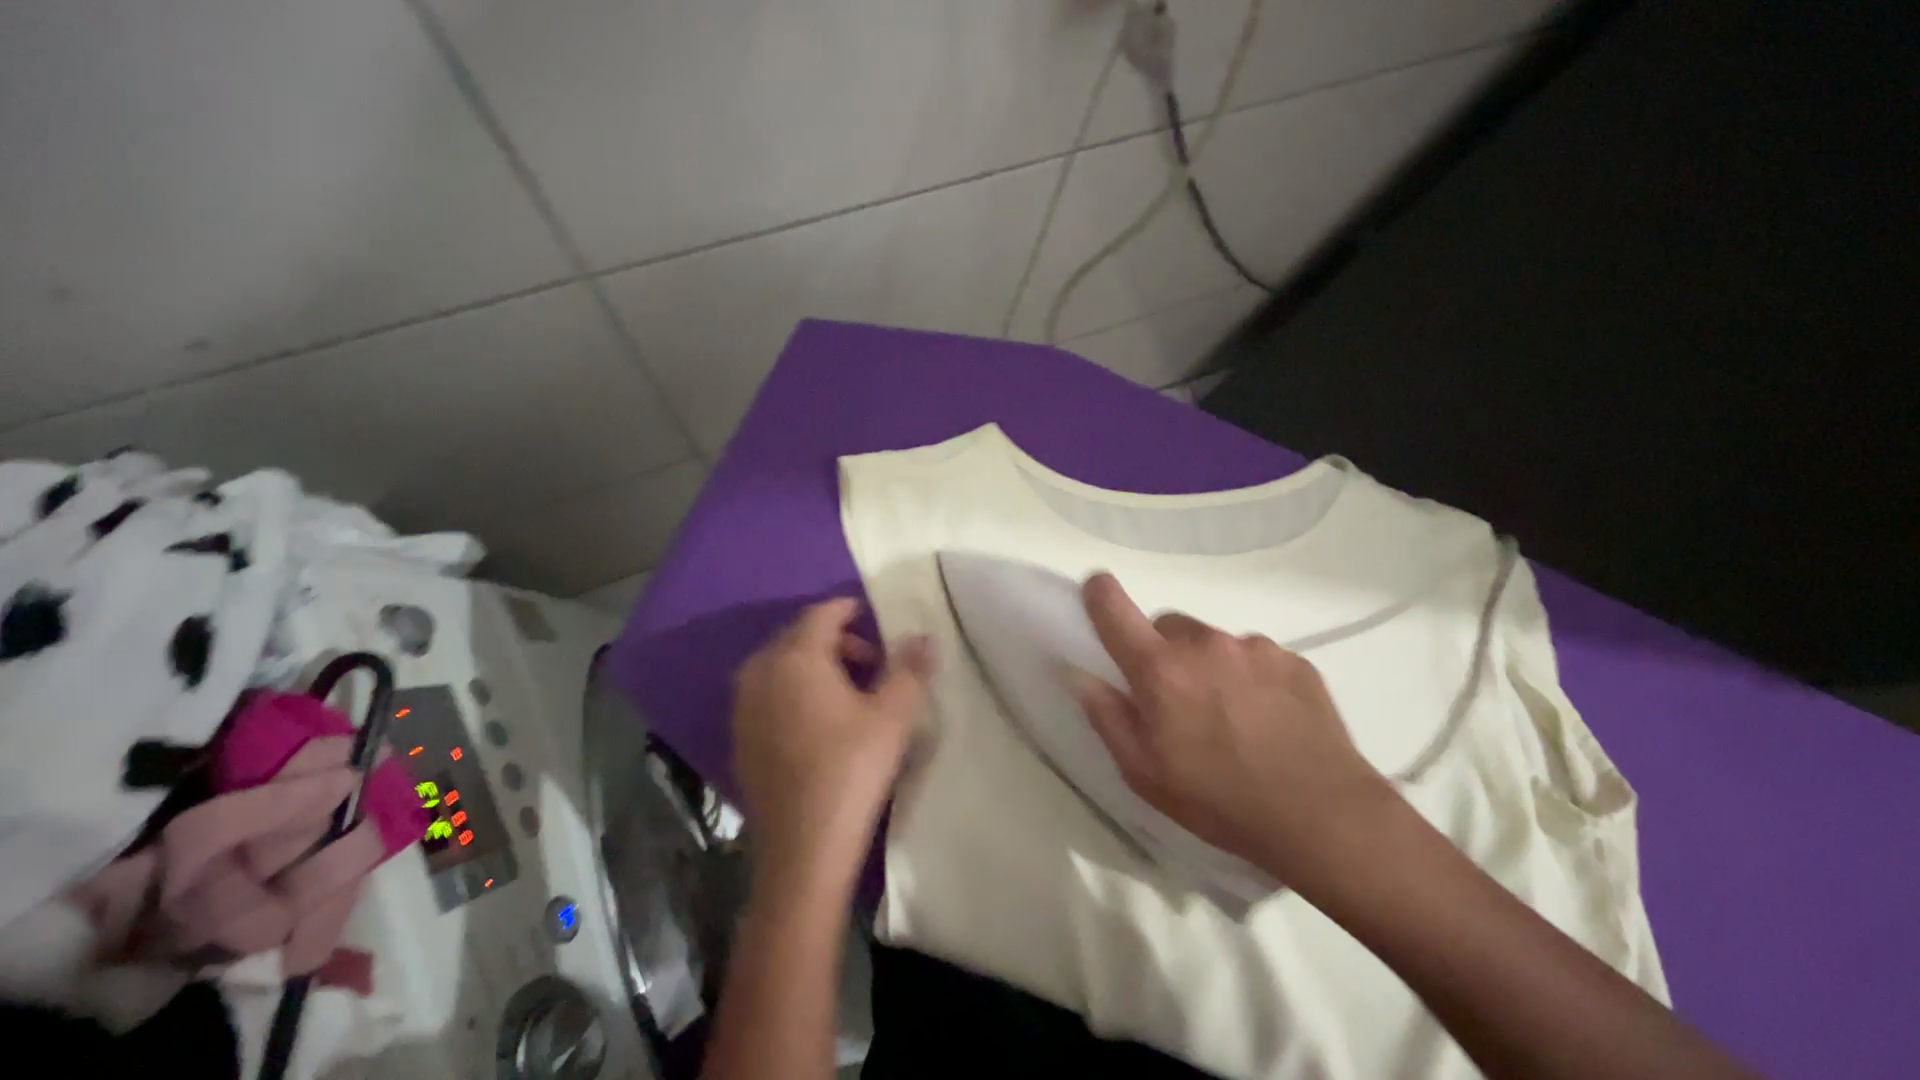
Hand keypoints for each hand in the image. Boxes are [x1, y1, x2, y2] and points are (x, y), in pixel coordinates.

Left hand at [731, 598, 933, 891]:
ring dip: (814, 666)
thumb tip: (923, 636)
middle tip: (873, 662)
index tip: (876, 619)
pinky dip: (793, 692)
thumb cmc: (851, 770)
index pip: (822, 614)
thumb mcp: (892, 717)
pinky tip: (819, 723)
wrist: (803, 847)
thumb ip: (909, 669)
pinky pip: (767, 695)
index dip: (851, 610)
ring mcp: (743, 706)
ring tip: (849, 692)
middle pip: (798, 637)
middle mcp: (760, 672)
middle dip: (836, 640)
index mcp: (795, 658)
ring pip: (780, 666)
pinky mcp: (740, 737)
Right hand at [1072, 573, 1395, 879]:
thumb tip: (1080, 673)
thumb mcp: (1144, 774)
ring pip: (1215, 643)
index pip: (1114, 607)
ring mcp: (1255, 648)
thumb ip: (1107, 716)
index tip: (1096, 599)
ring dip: (1210, 667)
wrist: (1322, 814)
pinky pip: (1257, 657)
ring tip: (1231, 719)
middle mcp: (1205, 644)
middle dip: (1163, 653)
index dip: (1098, 595)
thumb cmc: (1219, 801)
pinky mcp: (1295, 660)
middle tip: (1176, 701)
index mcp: (1160, 669)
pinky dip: (1251, 679)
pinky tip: (1267, 722)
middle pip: (1168, 625)